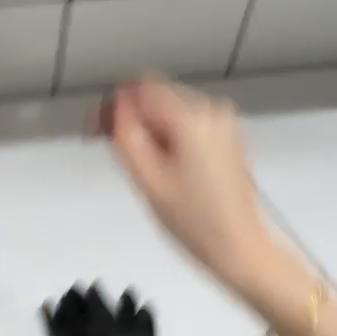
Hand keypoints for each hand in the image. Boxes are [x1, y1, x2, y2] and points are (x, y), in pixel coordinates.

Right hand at [104, 76, 285, 295]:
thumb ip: (126, 138)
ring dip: (151, 131)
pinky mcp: (228, 139)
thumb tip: (114, 108)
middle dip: (132, 119)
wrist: (238, 245)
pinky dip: (171, 140)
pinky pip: (189, 127)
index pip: (142, 89)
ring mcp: (224, 125)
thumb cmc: (198, 223)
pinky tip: (162, 168)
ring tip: (139, 166)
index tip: (98, 124)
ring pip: (172, 113)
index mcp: (192, 119)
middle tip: (110, 145)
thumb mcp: (148, 181)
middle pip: (158, 98)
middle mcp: (213, 113)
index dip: (114, 104)